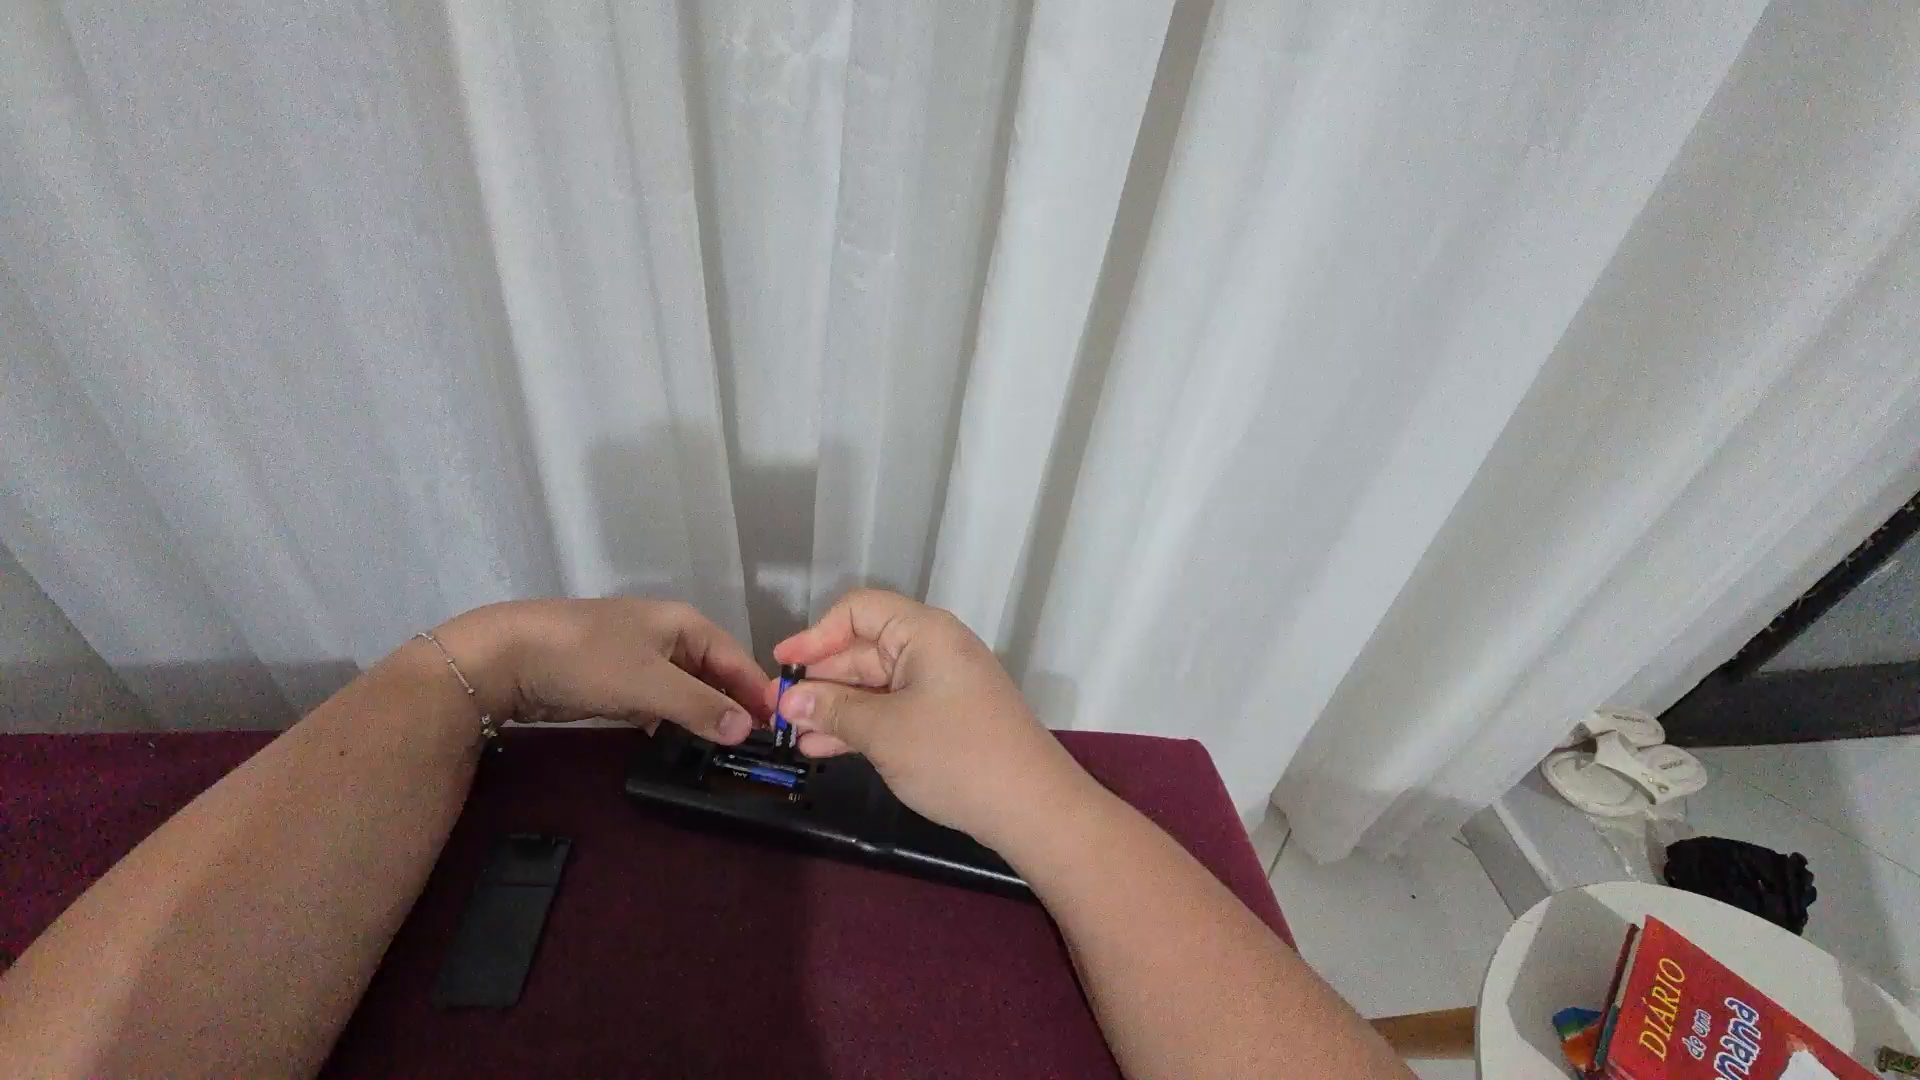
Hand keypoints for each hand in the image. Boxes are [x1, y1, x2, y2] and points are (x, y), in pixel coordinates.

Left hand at [432, 598, 768, 744]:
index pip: (737, 658)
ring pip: (687, 690)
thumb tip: (746, 730)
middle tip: (754, 746)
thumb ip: (700, 706)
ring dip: (703, 716)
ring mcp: (642, 659)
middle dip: (733, 706)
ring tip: (725, 750)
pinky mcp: (618, 682)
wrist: (503, 657)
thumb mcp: (649, 683)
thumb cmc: (587, 658)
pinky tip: (680, 743)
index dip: (758, 691)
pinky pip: (660, 702)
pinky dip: (673, 720)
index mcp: (685, 624)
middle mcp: (670, 638)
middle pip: (715, 674)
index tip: (779, 727)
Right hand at [769, 589, 1094, 846]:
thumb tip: (788, 701)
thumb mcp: (885, 731)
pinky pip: (892, 709)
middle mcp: (932, 650)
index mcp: (924, 633)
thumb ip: (833, 711)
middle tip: (777, 710)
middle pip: (863, 649)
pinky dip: (861, 725)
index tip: (782, 665)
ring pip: (874, 685)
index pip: (859, 610)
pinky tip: (823, 748)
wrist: (1032, 806)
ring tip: (792, 735)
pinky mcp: (943, 718)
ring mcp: (939, 685)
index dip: (816, 634)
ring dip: (834, 707)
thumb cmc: (956, 756)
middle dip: (820, 679)